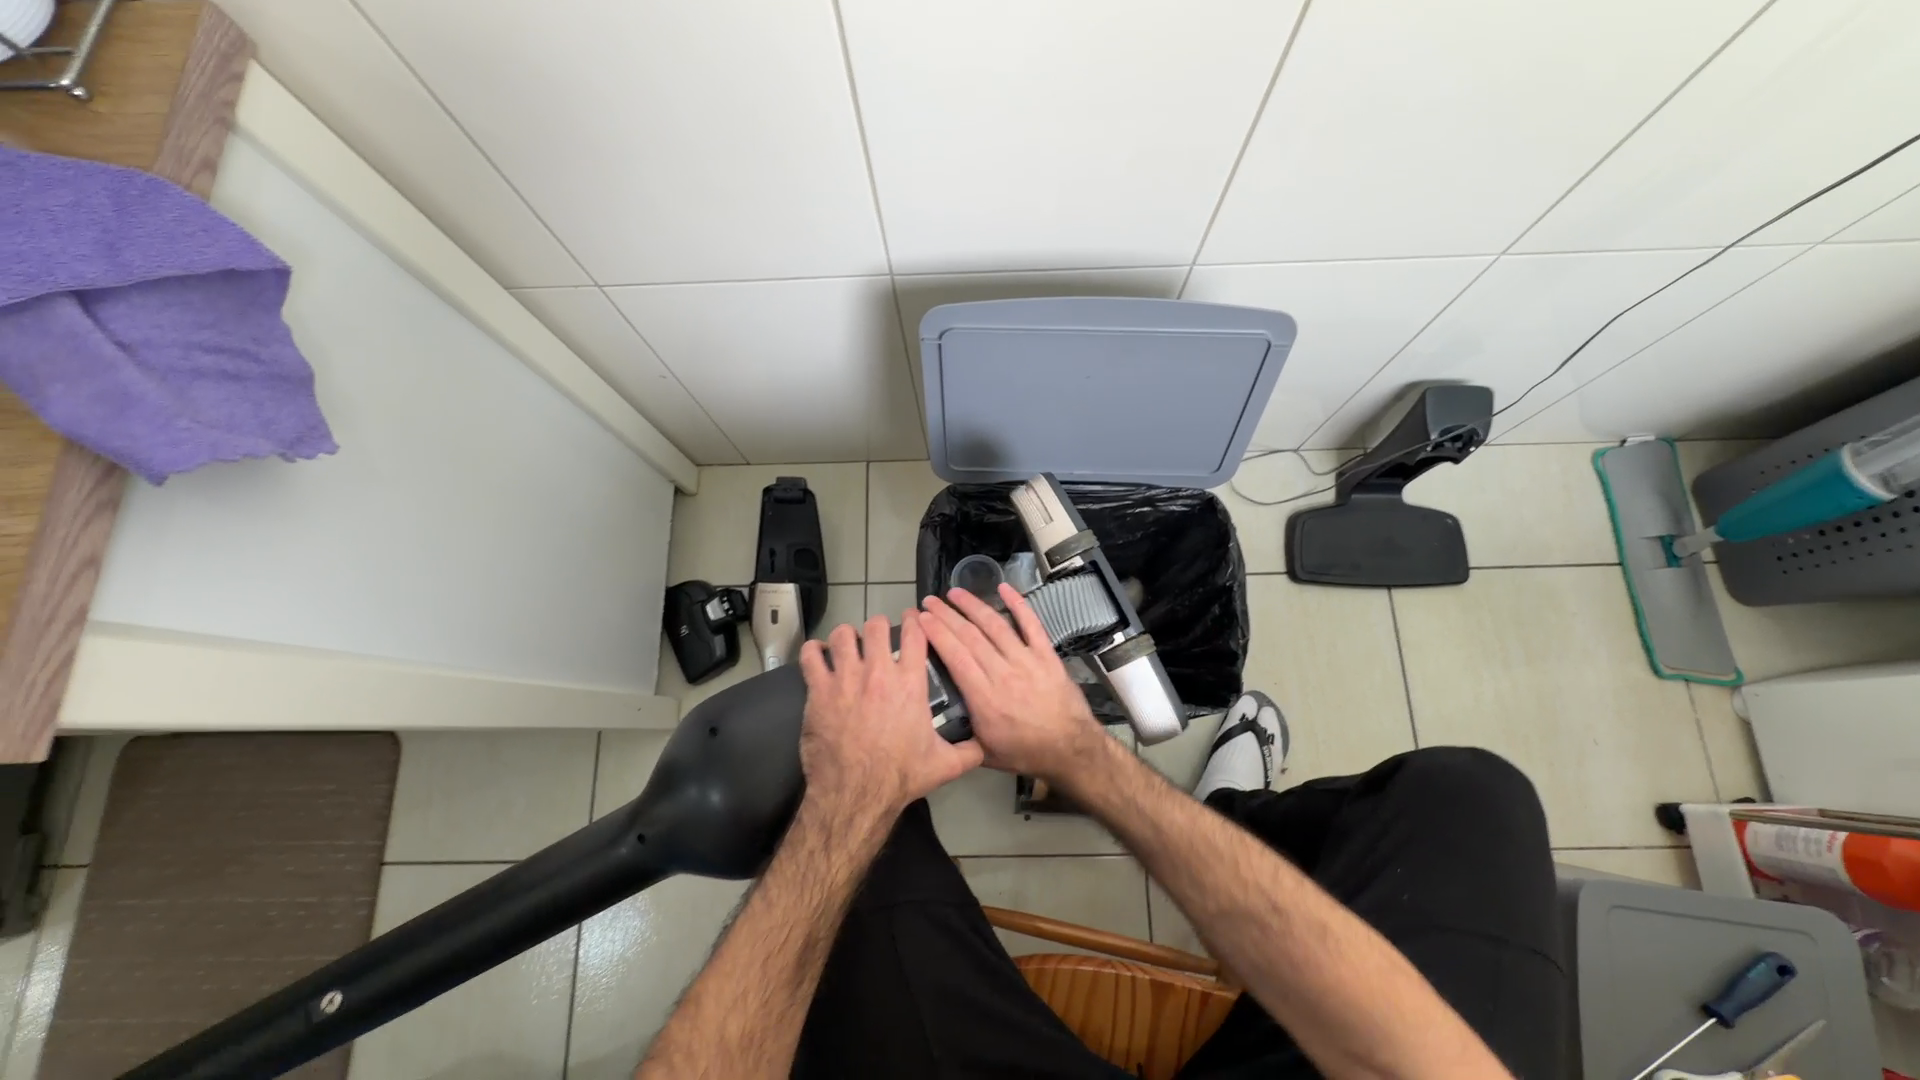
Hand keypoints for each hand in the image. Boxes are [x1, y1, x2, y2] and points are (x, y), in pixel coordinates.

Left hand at [797, 614, 984, 815]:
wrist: (857, 793)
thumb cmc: (901, 777)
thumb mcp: (945, 766)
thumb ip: (969, 752)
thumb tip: (985, 746)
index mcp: (910, 684)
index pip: (915, 635)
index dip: (913, 621)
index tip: (911, 618)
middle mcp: (878, 673)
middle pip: (875, 627)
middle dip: (877, 627)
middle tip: (876, 636)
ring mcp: (845, 679)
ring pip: (842, 635)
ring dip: (845, 637)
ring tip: (847, 645)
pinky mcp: (818, 691)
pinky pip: (811, 656)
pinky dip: (814, 652)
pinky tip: (818, 656)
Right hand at [918, 585, 1111, 783]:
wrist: (1071, 749)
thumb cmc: (1025, 753)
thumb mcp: (983, 752)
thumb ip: (959, 734)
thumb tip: (936, 718)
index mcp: (984, 699)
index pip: (955, 656)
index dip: (936, 633)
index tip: (921, 619)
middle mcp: (1003, 674)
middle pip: (970, 636)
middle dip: (946, 615)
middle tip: (929, 601)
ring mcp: (1027, 662)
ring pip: (995, 626)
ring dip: (973, 606)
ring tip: (955, 592)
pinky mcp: (1047, 656)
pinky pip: (1031, 624)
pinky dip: (1018, 604)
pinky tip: (1004, 587)